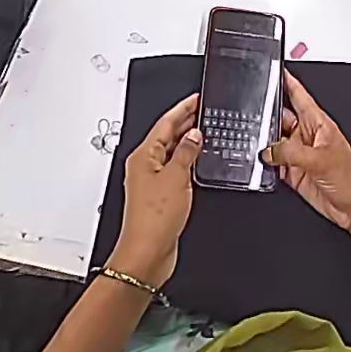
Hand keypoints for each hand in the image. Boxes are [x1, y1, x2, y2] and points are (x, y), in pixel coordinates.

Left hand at [112, 93, 201, 287]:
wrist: (147, 252)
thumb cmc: (153, 219)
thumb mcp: (176, 177)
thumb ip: (186, 152)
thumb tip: (194, 135)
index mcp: (144, 155)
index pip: (165, 122)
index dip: (182, 109)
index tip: (196, 98)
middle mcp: (146, 165)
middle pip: (168, 135)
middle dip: (186, 122)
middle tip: (205, 110)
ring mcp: (153, 180)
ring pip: (172, 151)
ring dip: (188, 141)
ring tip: (207, 130)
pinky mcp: (162, 195)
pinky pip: (176, 168)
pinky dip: (189, 160)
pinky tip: (200, 160)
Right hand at [263, 71, 350, 234]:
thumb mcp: (321, 160)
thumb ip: (291, 152)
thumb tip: (268, 150)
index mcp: (318, 123)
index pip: (298, 95)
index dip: (286, 80)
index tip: (273, 69)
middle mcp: (306, 136)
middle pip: (280, 117)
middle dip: (265, 114)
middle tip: (250, 113)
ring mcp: (299, 154)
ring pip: (273, 141)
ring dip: (264, 142)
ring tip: (250, 139)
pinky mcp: (293, 172)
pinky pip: (273, 163)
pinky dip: (264, 163)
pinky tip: (258, 162)